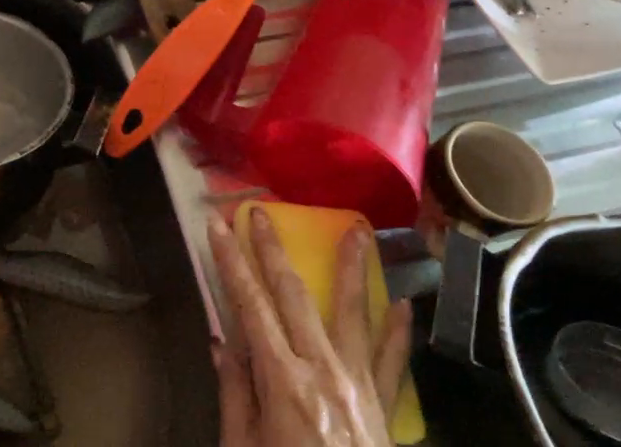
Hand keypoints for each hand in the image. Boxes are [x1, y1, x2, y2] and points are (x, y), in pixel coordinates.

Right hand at [208, 209, 411, 446]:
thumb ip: (235, 394)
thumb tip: (222, 342)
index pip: (250, 305)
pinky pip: (391, 363)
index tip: (217, 225)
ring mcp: (358, 388)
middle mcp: (323, 372)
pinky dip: (396, 331)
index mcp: (282, 381)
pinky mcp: (382, 408)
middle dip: (274, 251)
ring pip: (353, 315)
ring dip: (352, 270)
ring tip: (357, 232)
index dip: (231, 262)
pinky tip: (403, 303)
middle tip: (262, 213)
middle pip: (294, 297)